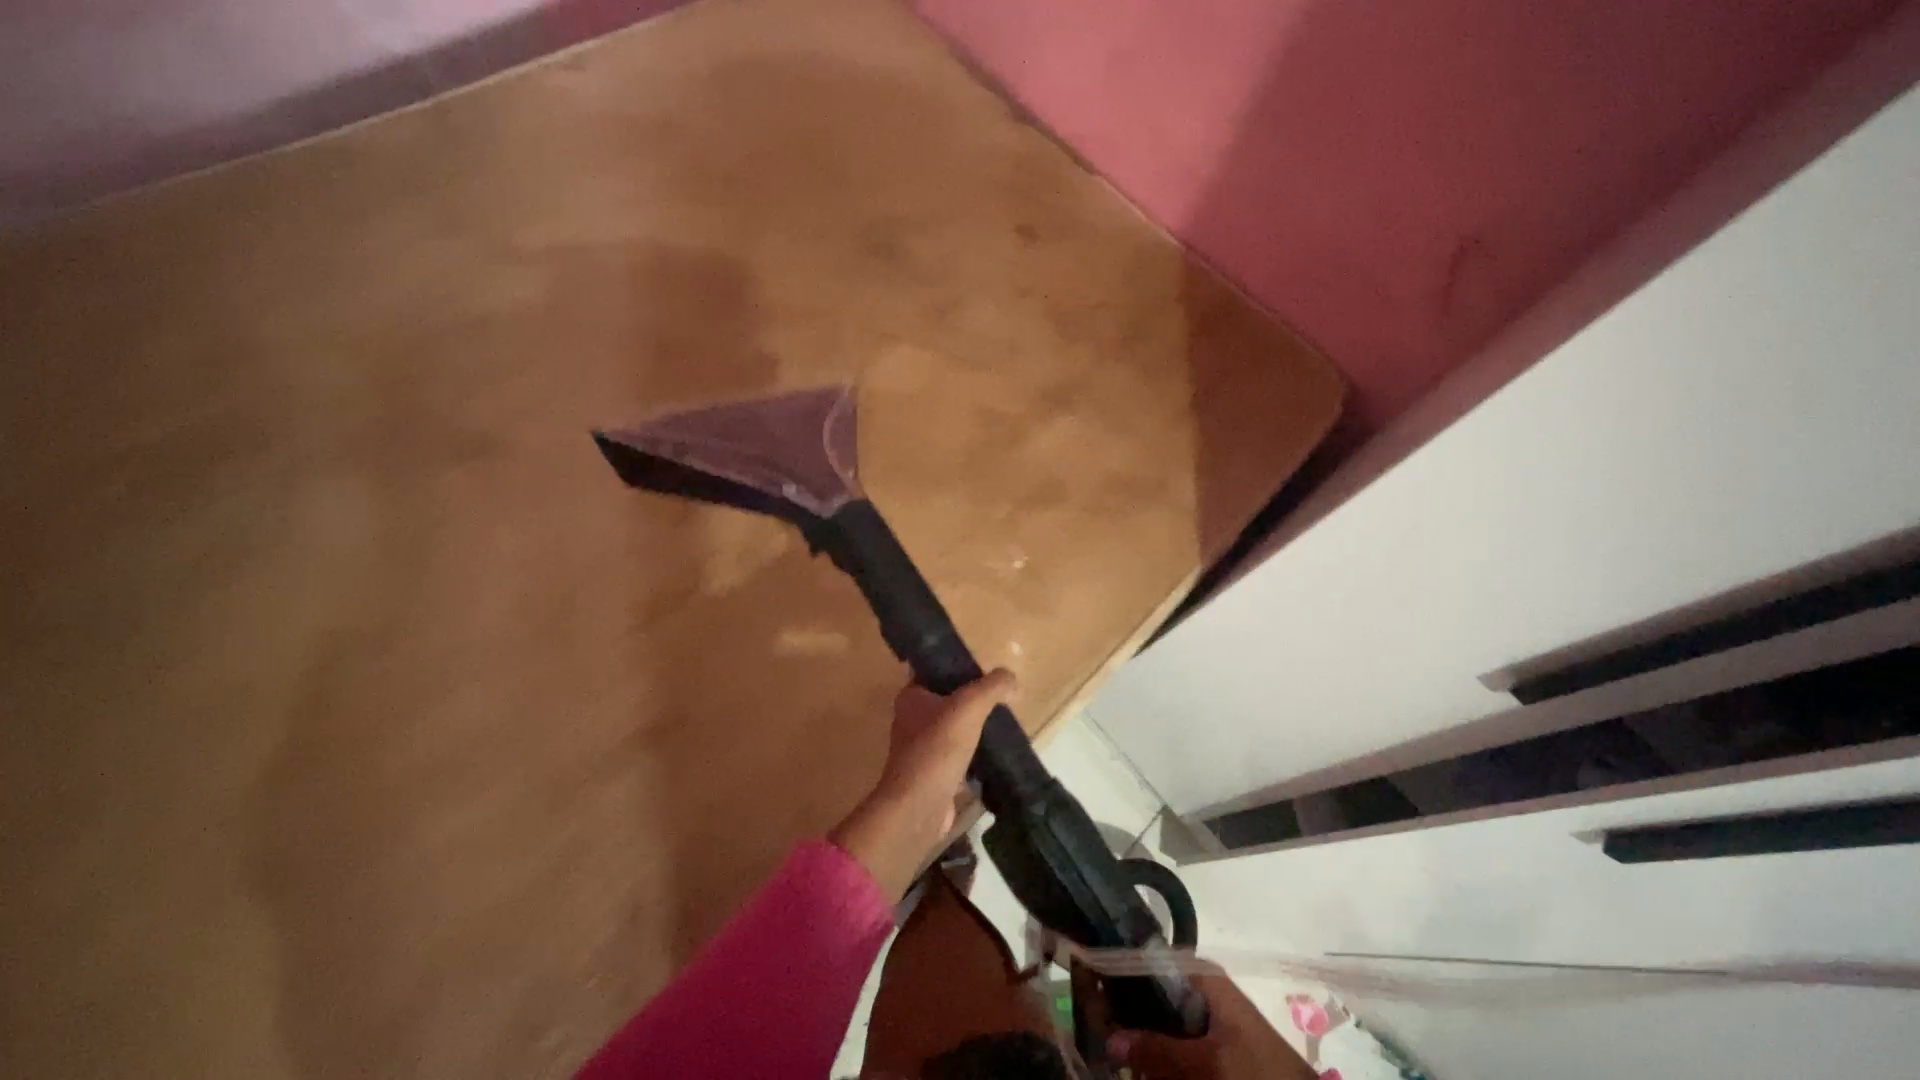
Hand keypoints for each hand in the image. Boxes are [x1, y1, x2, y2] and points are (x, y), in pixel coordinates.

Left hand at [829, 670, 1017, 902]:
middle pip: (947, 701)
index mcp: (911, 696)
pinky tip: (996, 754)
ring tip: (1002, 724)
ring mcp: (921, 749)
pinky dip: (975, 756)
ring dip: (974, 729)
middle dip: (972, 701)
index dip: (958, 667)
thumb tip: (1012, 680)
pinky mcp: (933, 774)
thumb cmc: (938, 747)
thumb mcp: (970, 706)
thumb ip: (992, 687)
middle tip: (1001, 699)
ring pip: (953, 730)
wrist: (920, 805)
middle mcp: (911, 720)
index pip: (933, 671)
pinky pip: (958, 757)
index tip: (985, 671)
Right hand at [1107, 975, 1314, 1079]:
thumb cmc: (1259, 1075)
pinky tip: (1139, 1071)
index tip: (1088, 990)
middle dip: (1126, 1018)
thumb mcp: (1207, 1063)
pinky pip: (1175, 1050)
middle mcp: (1202, 993)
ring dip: (1140, 1044)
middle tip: (1096, 1035)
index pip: (1149, 962)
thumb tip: (1107, 1039)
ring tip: (1111, 1056)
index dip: (1118, 974)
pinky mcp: (1213, 1052)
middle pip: (1151, 996)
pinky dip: (1158, 1061)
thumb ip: (1157, 1050)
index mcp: (1204, 980)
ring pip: (1160, 1027)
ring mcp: (1207, 1024)